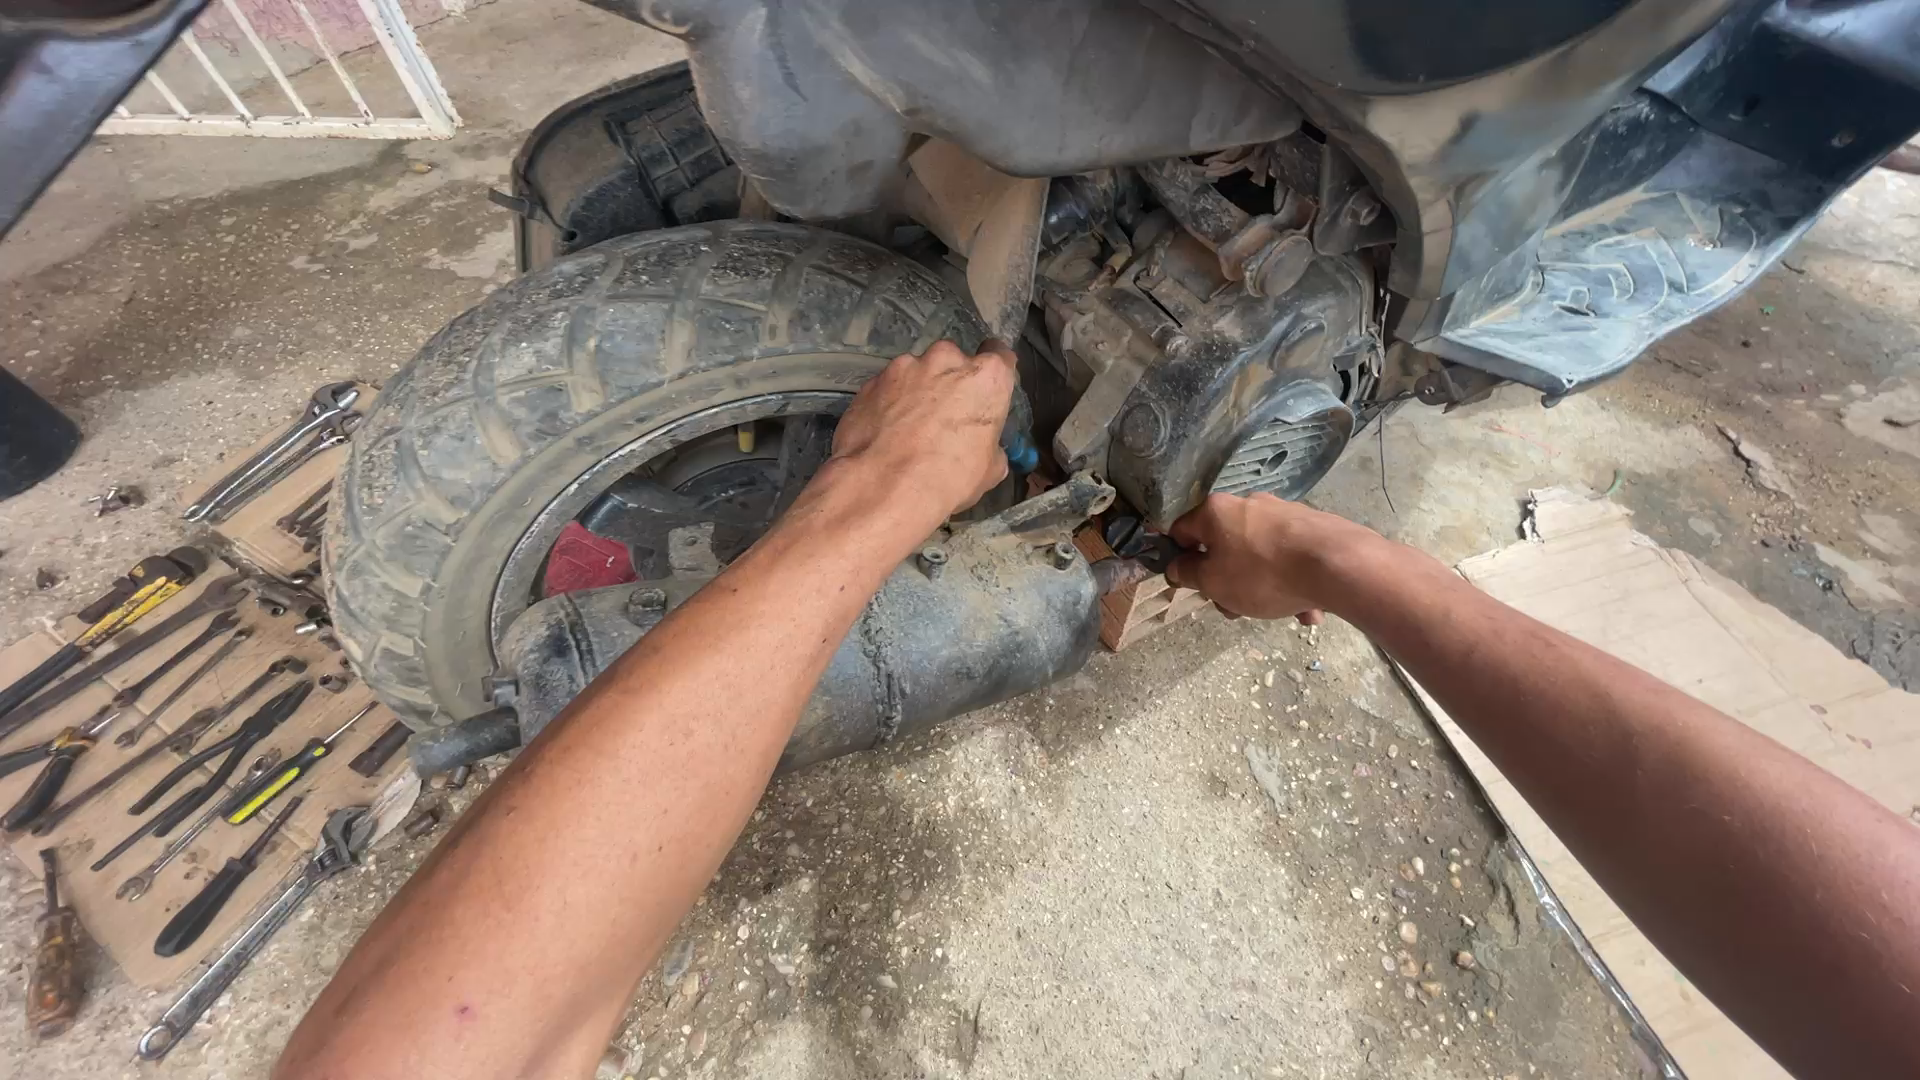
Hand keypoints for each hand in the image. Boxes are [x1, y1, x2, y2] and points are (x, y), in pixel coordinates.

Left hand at [830, 339, 1016, 518]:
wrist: (886, 485)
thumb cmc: (950, 476)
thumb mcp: (990, 469)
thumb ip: (990, 445)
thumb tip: (983, 448)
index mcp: (986, 376)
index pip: (999, 356)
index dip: (992, 374)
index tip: (986, 390)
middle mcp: (946, 359)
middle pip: (953, 362)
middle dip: (950, 383)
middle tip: (944, 417)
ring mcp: (904, 367)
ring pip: (916, 373)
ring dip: (917, 392)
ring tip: (909, 428)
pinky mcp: (871, 382)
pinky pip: (887, 389)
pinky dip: (888, 404)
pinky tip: (885, 433)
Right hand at [1165, 493, 1377, 622]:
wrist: (1338, 565)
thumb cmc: (1263, 574)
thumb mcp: (1214, 582)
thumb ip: (1188, 574)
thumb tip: (1176, 566)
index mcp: (1215, 511)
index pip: (1181, 531)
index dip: (1179, 559)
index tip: (1189, 583)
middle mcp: (1248, 504)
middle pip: (1223, 545)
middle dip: (1226, 580)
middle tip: (1234, 607)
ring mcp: (1284, 513)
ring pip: (1258, 554)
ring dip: (1260, 585)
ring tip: (1280, 612)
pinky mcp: (1314, 526)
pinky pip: (1290, 557)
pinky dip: (1291, 580)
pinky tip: (1307, 607)